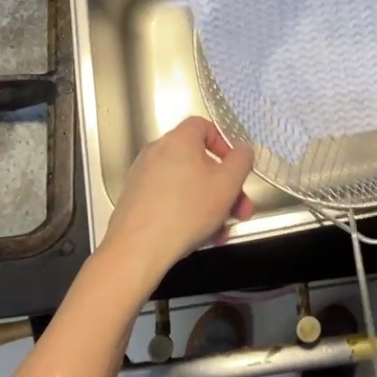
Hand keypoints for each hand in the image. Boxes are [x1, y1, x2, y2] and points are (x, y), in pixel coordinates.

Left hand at [100, 117, 255, 290]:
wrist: (136, 250)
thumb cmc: (187, 211)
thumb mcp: (227, 184)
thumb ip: (241, 160)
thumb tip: (242, 150)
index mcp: (179, 140)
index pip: (203, 126)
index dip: (224, 143)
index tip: (235, 167)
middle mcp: (156, 152)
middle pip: (198, 160)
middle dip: (224, 185)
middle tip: (240, 209)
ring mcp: (142, 177)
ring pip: (186, 184)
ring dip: (209, 203)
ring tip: (222, 230)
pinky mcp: (135, 200)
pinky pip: (169, 199)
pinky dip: (187, 211)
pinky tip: (201, 237)